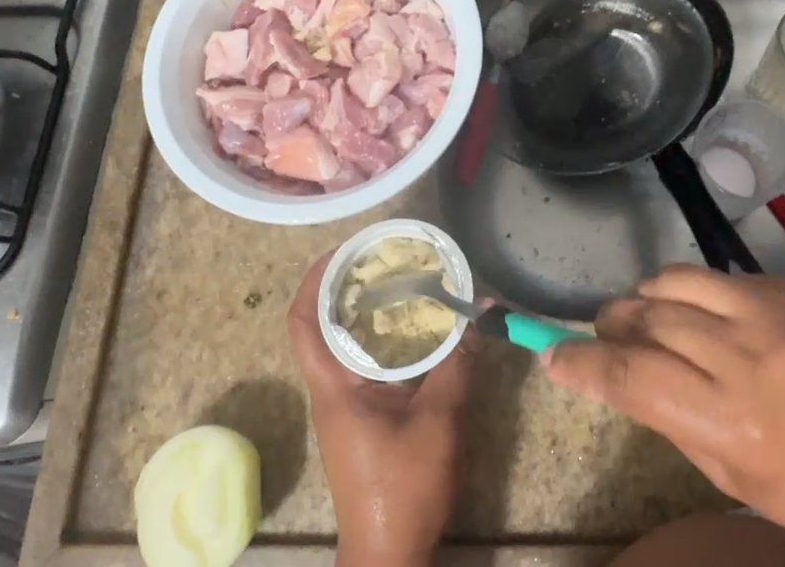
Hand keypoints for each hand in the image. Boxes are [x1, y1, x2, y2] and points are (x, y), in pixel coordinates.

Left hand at [288, 252, 477, 566]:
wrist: (390, 553)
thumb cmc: (404, 486)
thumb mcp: (437, 419)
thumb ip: (456, 362)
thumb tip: (481, 309)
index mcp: (333, 386)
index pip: (303, 320)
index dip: (316, 278)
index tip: (347, 248)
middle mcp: (331, 389)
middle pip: (324, 323)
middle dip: (348, 284)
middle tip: (386, 256)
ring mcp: (345, 404)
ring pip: (346, 343)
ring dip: (368, 310)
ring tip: (404, 280)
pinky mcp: (363, 416)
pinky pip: (366, 362)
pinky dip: (385, 338)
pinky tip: (418, 328)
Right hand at [542, 265, 784, 542]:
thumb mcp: (754, 486)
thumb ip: (688, 431)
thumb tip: (639, 389)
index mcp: (732, 419)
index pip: (629, 376)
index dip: (580, 364)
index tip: (552, 358)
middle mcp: (743, 352)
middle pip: (645, 317)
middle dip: (610, 326)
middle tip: (602, 337)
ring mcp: (771, 309)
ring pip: (676, 281)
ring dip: (644, 297)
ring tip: (640, 314)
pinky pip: (721, 278)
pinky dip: (693, 292)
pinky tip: (700, 312)